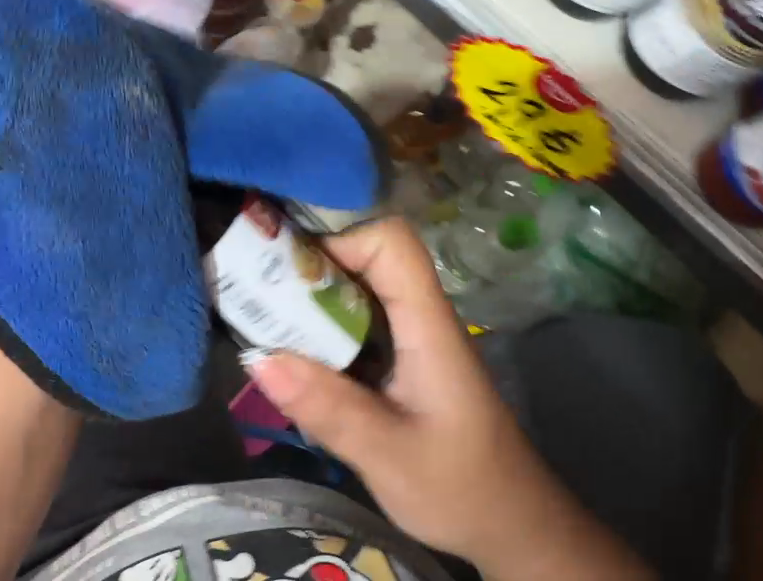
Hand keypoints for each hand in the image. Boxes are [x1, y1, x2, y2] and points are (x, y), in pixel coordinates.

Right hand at [243, 217, 649, 579]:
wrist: (511, 526)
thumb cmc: (463, 488)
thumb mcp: (391, 457)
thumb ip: (330, 409)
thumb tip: (258, 359)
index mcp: (426, 323)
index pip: (390, 242)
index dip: (340, 237)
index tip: (288, 264)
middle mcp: (416, 317)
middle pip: (364, 256)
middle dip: (307, 261)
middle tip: (251, 282)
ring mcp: (406, 337)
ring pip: (353, 288)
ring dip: (305, 293)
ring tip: (254, 308)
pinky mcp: (394, 359)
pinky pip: (350, 320)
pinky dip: (315, 323)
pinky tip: (282, 346)